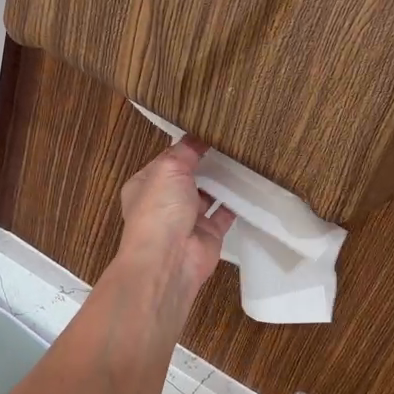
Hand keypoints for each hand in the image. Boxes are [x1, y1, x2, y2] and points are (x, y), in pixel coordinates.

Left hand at [114, 140, 235, 311]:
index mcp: (146, 185)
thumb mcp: (168, 168)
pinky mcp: (208, 234)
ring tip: (241, 160)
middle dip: (205, 165)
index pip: (167, 161)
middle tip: (229, 145)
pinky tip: (248, 187)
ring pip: (207, 196)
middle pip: (188, 178)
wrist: (170, 260)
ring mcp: (187, 220)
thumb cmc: (159, 212)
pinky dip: (235, 204)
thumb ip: (184, 151)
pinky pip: (224, 215)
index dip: (184, 148)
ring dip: (221, 183)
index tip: (207, 133)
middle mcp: (165, 203)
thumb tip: (196, 137)